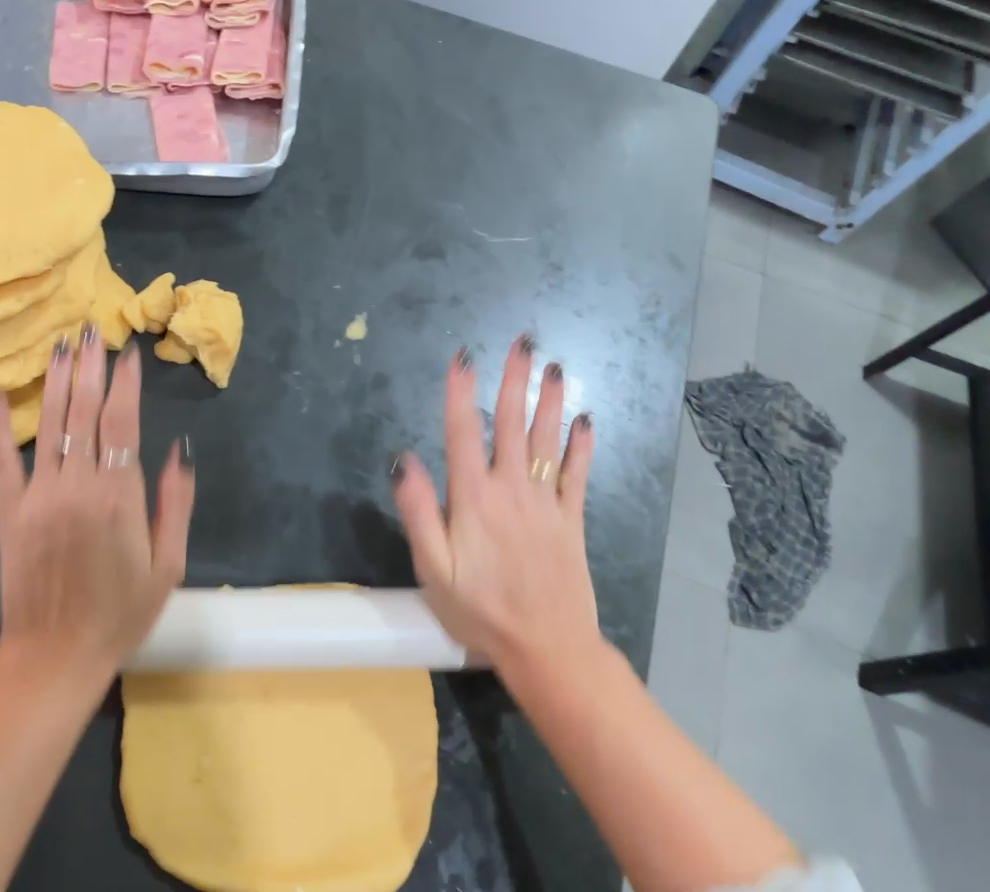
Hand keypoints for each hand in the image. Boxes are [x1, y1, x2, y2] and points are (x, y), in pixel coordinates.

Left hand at [0, 324, 192, 683]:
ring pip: (48, 425)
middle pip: (83, 412)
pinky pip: (1, 461)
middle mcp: (77, 485)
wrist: (56, 656)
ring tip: (60, 344)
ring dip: (55, 382)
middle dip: (88, 368)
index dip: (124, 383)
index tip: (127, 351)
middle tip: (91, 330)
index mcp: (119, 496)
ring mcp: (38, 495)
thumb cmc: (121, 615)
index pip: (121, 423)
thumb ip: (175, 504)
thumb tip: (179, 450)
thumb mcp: (168, 566)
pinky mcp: (9, 512)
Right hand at [391, 338, 598, 673]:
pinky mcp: (572, 521)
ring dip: (549, 402)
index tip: (462, 358)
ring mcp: (546, 504)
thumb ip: (418, 511)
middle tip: (523, 342)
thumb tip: (403, 459)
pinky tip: (585, 422)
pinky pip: (577, 475)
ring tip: (555, 367)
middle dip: (514, 381)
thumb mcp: (433, 568)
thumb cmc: (479, 610)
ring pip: (547, 441)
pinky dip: (582, 446)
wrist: (546, 647)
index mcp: (473, 500)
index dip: (460, 394)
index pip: (462, 434)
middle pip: (511, 426)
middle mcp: (511, 491)